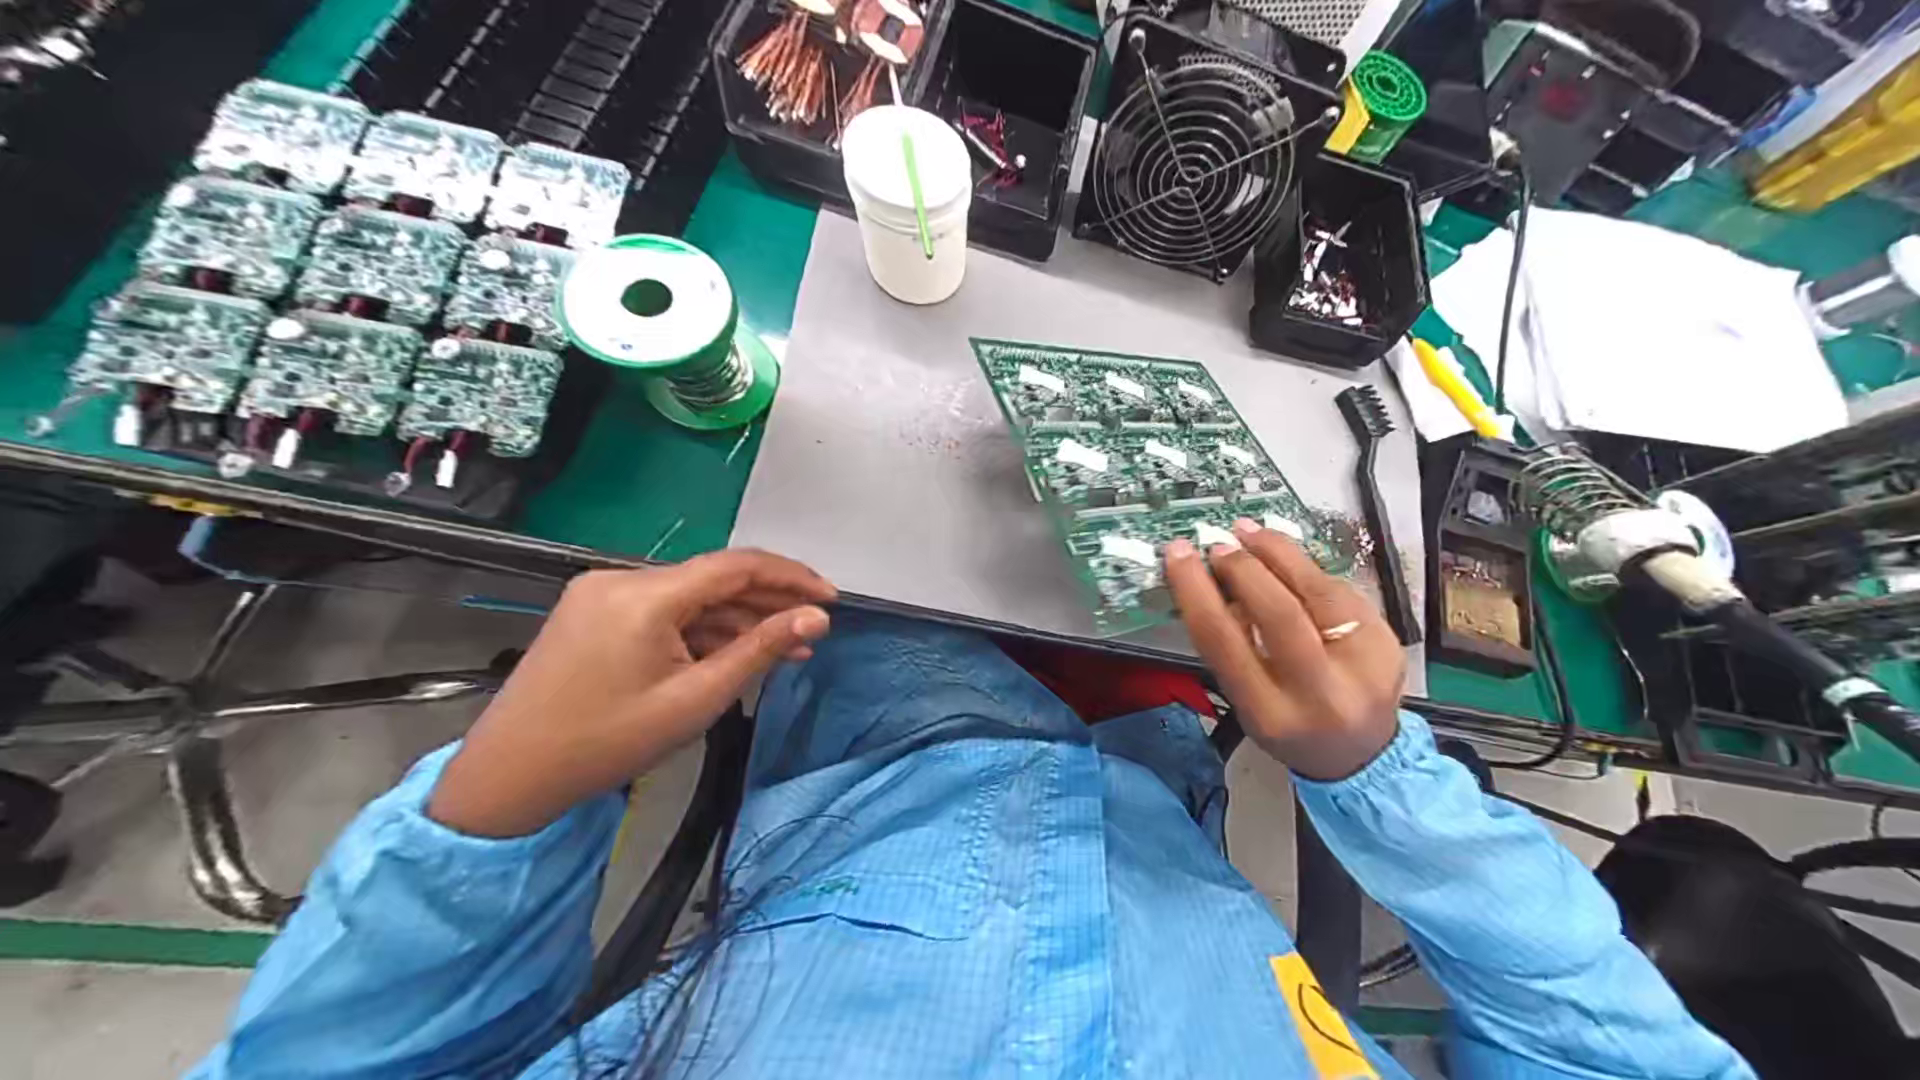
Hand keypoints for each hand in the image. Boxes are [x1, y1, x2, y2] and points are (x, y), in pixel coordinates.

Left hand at [429, 550, 835, 836]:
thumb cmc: (606, 743)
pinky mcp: (596, 613)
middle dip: (768, 603)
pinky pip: (666, 612)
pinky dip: (703, 630)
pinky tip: (735, 652)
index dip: (790, 577)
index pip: (736, 566)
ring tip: (786, 648)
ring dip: (738, 620)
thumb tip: (815, 618)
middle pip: (714, 580)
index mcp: (644, 596)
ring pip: (692, 598)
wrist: (508, 779)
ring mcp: (604, 594)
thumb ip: (761, 650)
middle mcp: (621, 579)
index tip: (829, 598)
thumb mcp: (696, 699)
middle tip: (813, 629)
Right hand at [1165, 518, 1403, 779]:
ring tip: (1246, 531)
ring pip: (1317, 592)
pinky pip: (1339, 591)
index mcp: (1271, 712)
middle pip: (1279, 614)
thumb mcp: (1245, 698)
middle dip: (1243, 569)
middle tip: (1219, 543)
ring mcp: (1364, 666)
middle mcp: (1321, 693)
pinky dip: (1304, 568)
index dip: (1196, 590)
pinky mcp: (1388, 641)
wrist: (1362, 756)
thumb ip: (1231, 644)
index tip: (1178, 555)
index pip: (1224, 641)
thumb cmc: (1287, 724)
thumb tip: (1217, 580)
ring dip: (1276, 553)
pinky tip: (1281, 555)